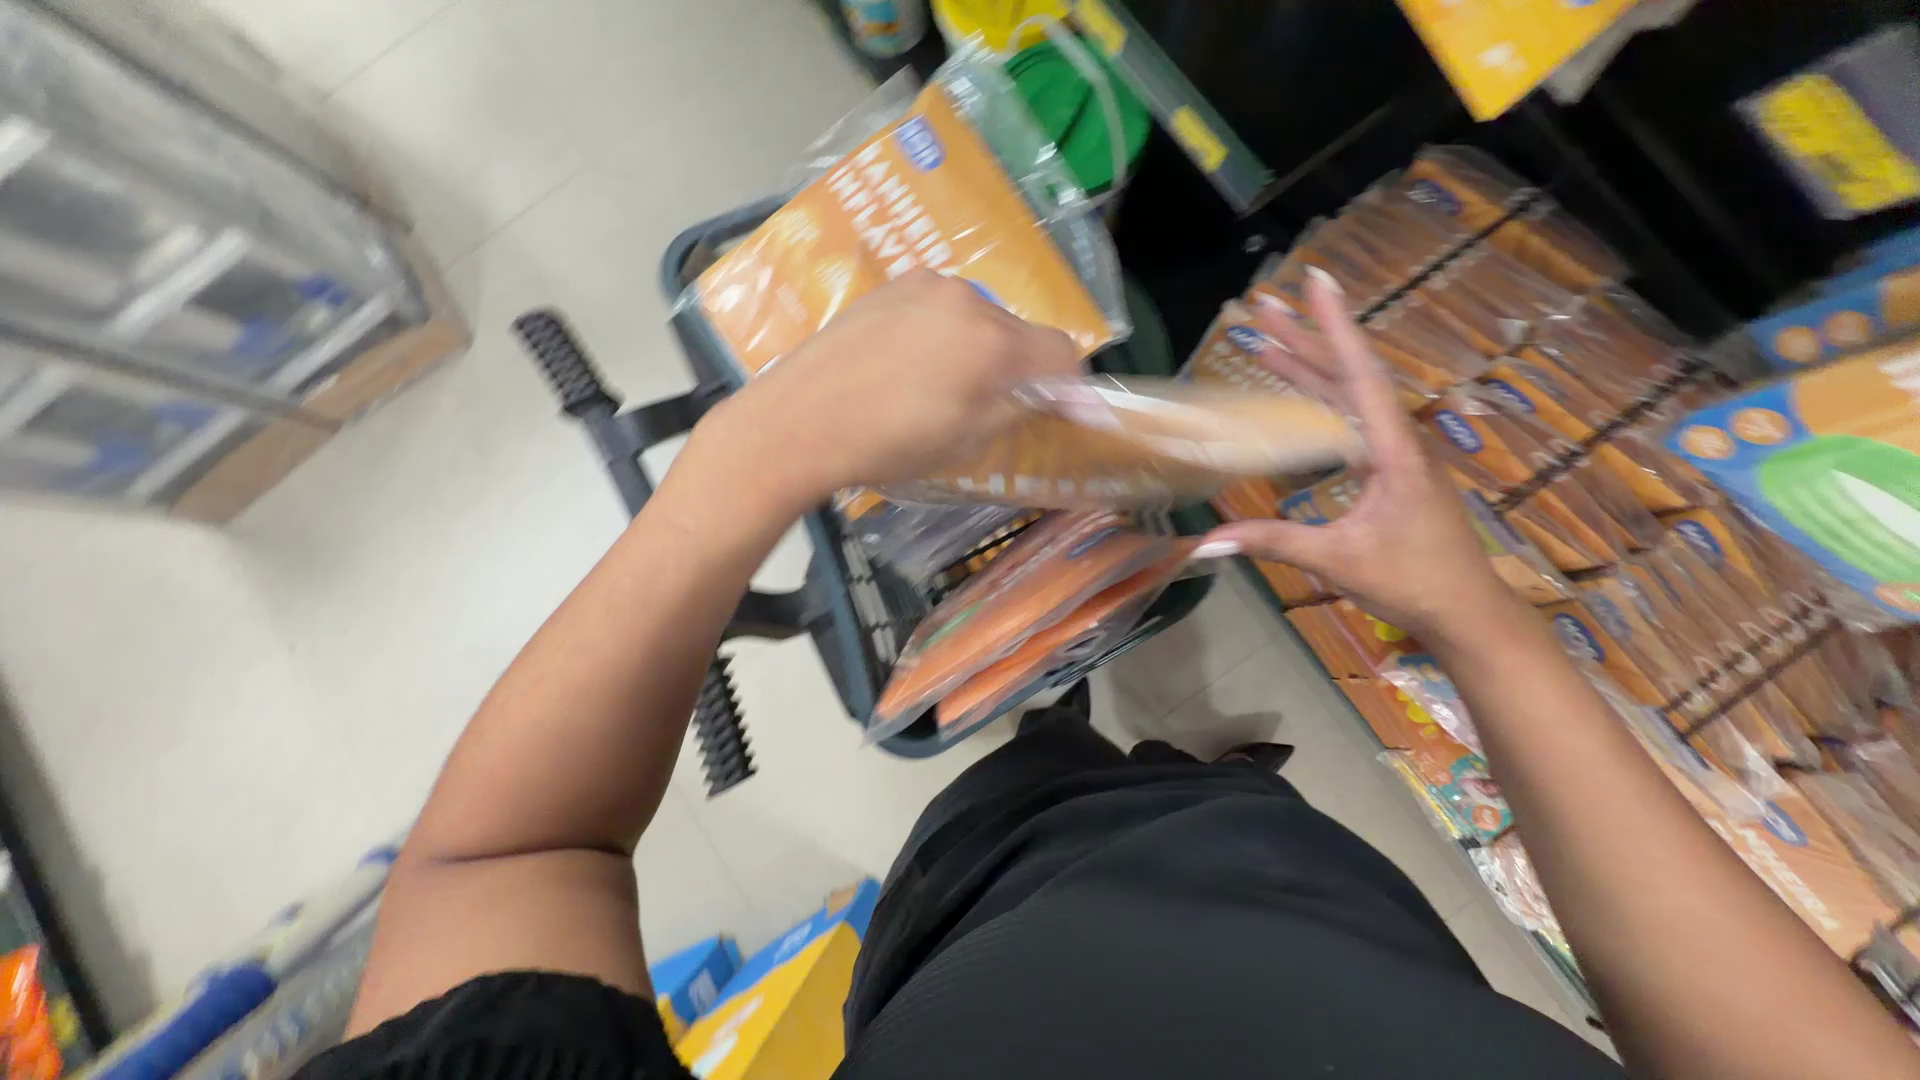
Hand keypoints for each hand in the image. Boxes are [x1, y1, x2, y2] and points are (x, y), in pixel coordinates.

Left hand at [698, 270, 1082, 505]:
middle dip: (1018, 367)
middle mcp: (966, 299)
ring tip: (938, 387)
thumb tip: (1060, 397)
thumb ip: (1021, 410)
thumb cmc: (888, 443)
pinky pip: (940, 307)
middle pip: (1020, 332)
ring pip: (979, 317)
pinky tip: (908, 365)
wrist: (799, 420)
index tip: (1054, 410)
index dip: (1068, 386)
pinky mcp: (892, 285)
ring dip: (978, 348)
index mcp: (992, 343)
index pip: (1062, 352)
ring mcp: (925, 285)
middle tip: (987, 406)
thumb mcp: (967, 440)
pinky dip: (943, 333)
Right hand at [1200, 271, 1515, 637]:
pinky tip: (1299, 394)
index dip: (1335, 327)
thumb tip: (1205, 543)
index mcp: (1392, 451)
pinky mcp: (1391, 470)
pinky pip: (1351, 421)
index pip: (1360, 376)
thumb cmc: (1410, 581)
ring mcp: (1396, 454)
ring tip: (1267, 339)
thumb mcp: (1336, 560)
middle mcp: (1396, 441)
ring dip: (1311, 365)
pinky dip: (1321, 400)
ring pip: (1350, 396)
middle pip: (1348, 376)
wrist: (1466, 610)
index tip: (1315, 281)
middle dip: (1306, 338)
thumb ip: (1272, 542)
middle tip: (1263, 306)